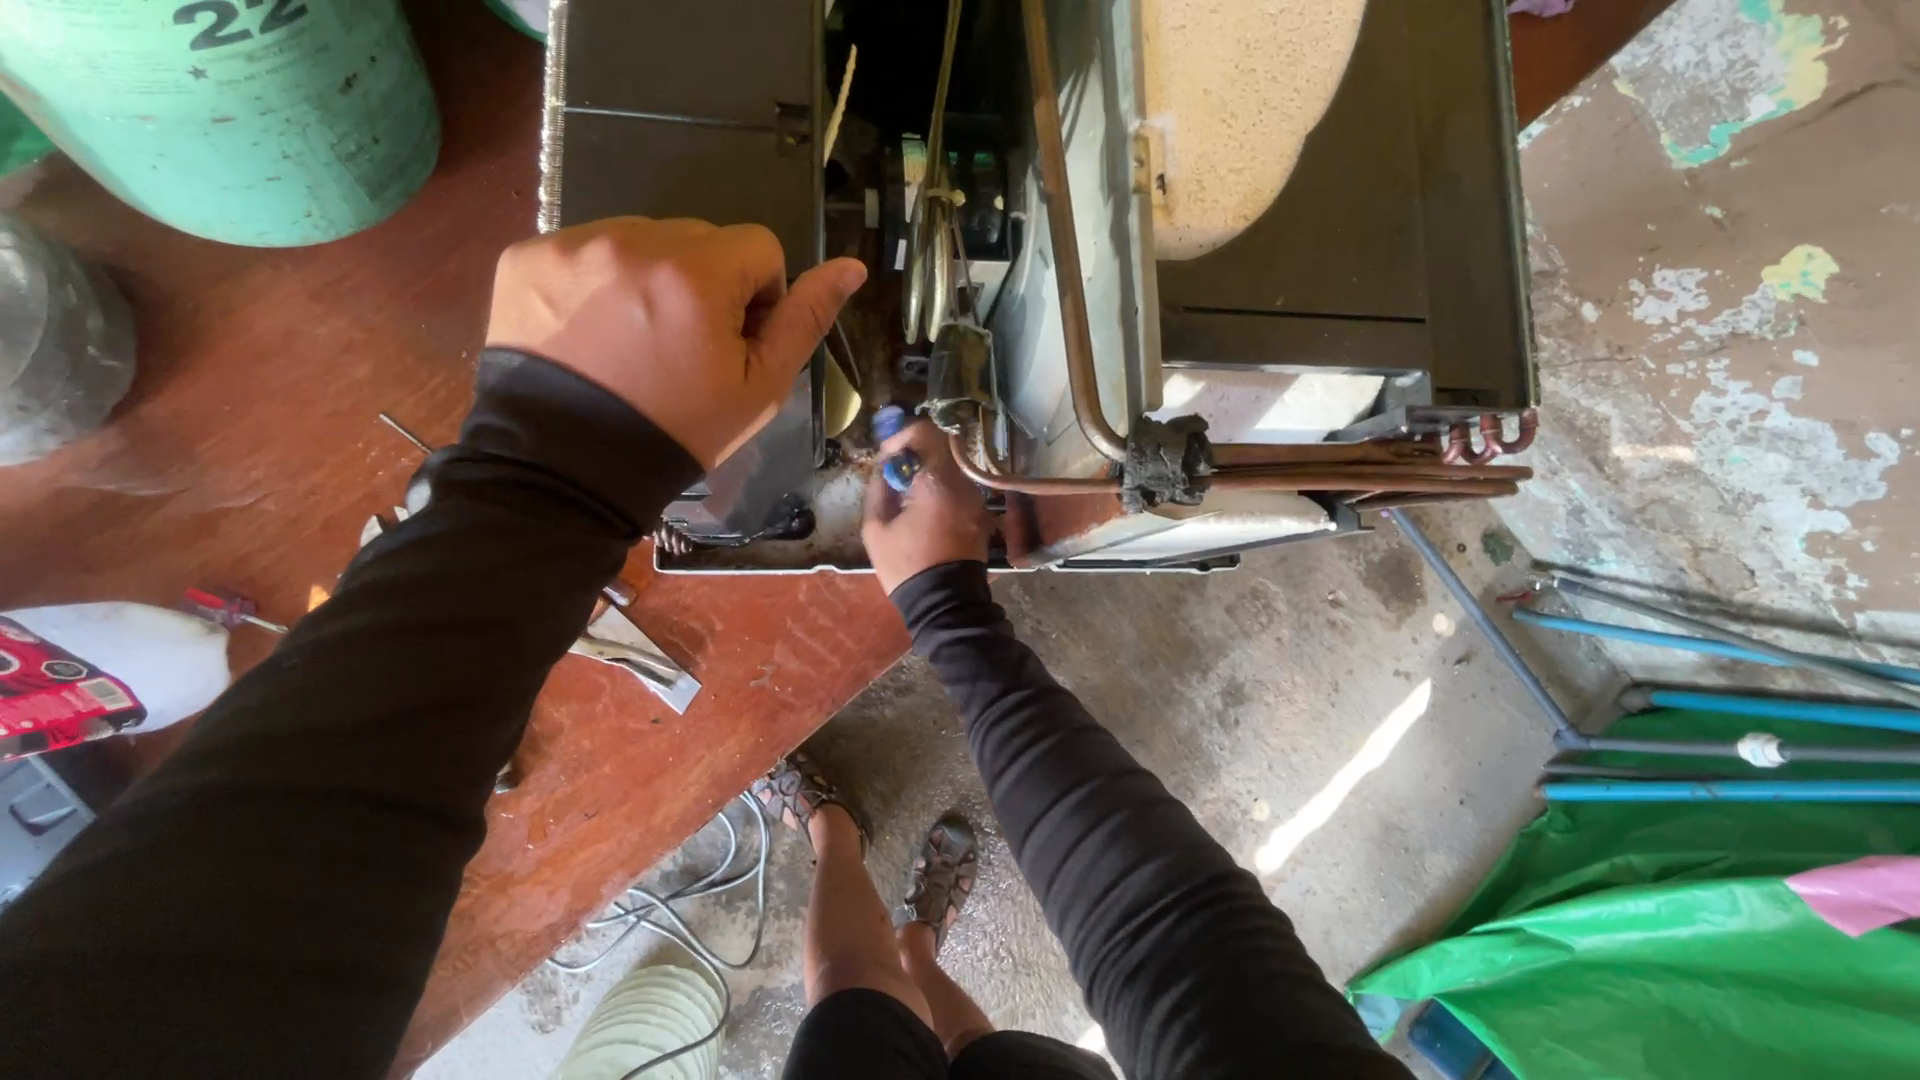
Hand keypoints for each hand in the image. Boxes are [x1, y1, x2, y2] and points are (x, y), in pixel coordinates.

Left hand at [485, 217, 866, 467]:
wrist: (566, 471)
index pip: (760, 247)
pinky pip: (587, 249)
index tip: (734, 343)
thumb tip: (851, 266)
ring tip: (635, 341)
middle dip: (706, 283)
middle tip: (684, 348)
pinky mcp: (526, 256)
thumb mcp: (759, 387)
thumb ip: (806, 320)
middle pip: (700, 239)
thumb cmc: (679, 431)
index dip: (759, 296)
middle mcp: (632, 241)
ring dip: (653, 277)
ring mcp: (571, 245)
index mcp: (696, 273)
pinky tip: (593, 333)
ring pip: (643, 239)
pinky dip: (599, 282)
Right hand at [862, 420, 991, 594]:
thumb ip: (878, 488)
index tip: (888, 457)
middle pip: (940, 446)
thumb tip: (885, 468)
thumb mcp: (875, 528)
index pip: (926, 431)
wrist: (946, 604)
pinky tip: (924, 513)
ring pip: (951, 467)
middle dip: (914, 454)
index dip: (902, 435)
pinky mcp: (981, 514)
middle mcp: (964, 484)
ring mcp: (977, 499)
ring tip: (907, 498)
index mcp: (937, 482)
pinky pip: (958, 488)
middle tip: (895, 476)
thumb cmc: (907, 566)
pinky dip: (941, 489)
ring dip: (928, 472)